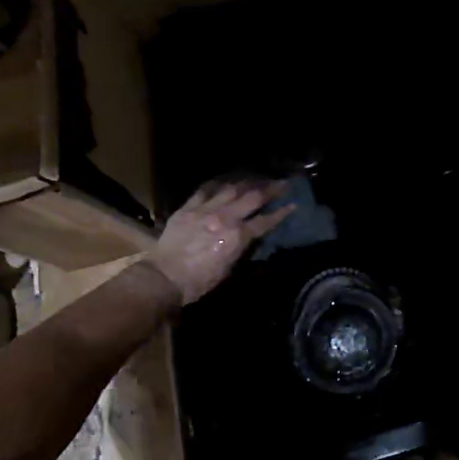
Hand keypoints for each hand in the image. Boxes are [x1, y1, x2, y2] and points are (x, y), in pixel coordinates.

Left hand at [144, 180, 294, 303]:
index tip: (293, 204)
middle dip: (270, 189)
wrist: (165, 277)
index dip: (281, 213)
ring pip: (230, 189)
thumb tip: (250, 239)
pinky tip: (224, 181)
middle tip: (282, 182)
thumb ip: (242, 249)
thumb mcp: (229, 269)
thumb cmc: (200, 281)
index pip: (265, 221)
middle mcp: (224, 218)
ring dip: (247, 182)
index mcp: (237, 236)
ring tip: (257, 178)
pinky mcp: (187, 208)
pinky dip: (217, 184)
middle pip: (252, 198)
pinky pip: (205, 190)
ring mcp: (205, 210)